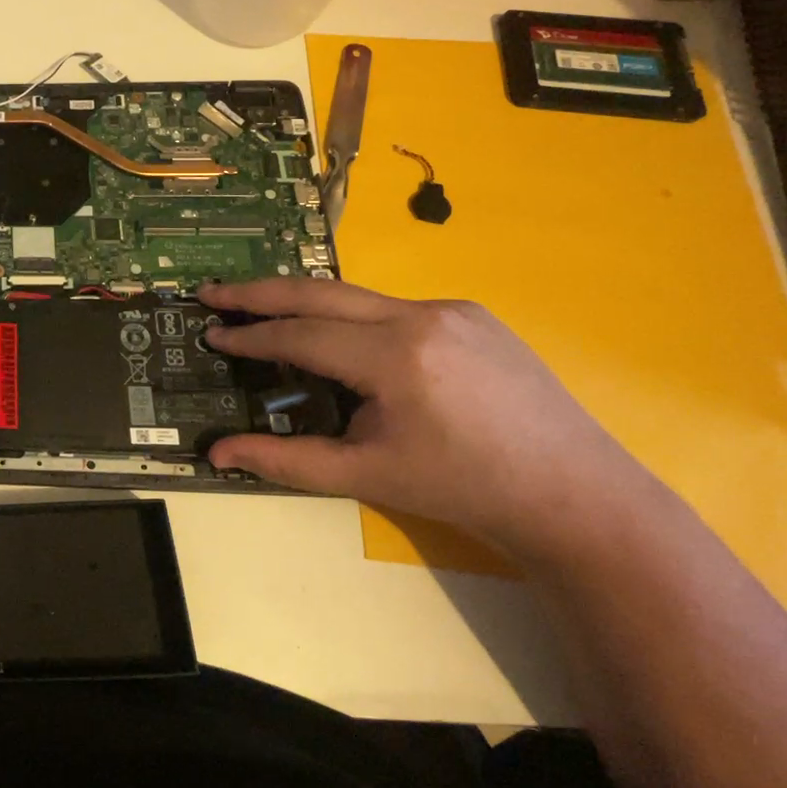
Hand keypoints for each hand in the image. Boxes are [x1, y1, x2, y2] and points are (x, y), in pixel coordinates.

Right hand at [199, 278, 648, 553]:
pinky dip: (347, 315)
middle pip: (320, 293)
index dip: (249, 336)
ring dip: (302, 301)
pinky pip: (391, 306)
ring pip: (356, 296)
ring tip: (260, 309)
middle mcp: (423, 316)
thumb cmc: (463, 488)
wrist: (577, 495)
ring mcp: (453, 310)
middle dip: (260, 293)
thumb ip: (284, 459)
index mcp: (397, 357)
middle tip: (212, 293)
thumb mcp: (366, 475)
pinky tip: (335, 337)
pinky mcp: (472, 316)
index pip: (301, 334)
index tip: (209, 332)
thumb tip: (216, 453)